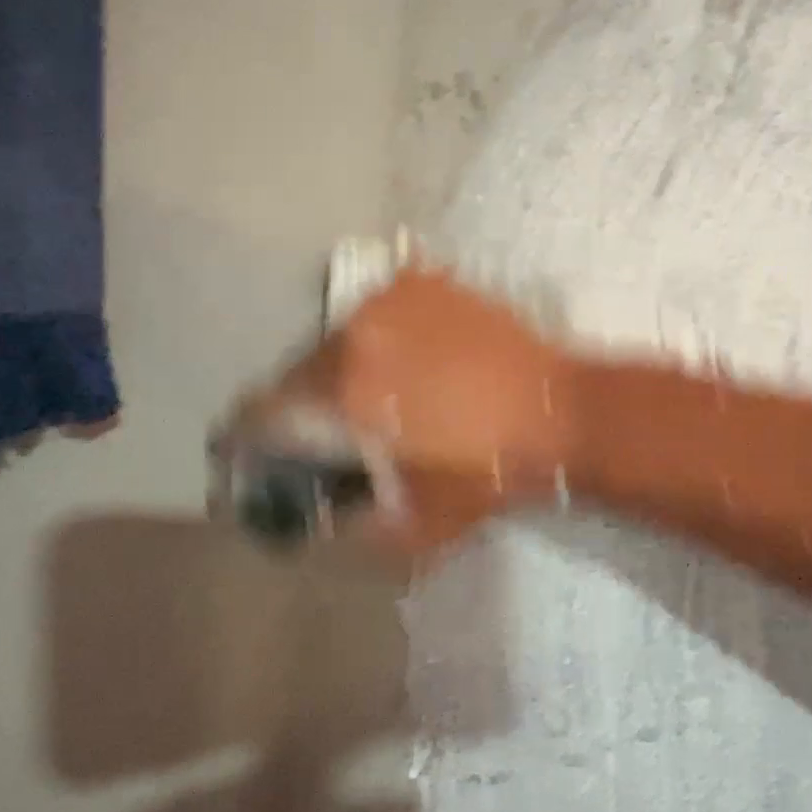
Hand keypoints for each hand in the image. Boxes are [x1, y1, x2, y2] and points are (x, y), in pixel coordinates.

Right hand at [215, 267, 575, 554]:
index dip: (248, 436)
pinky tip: (407, 358)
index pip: (261, 410)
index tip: (248, 449)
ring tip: (375, 392)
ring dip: (343, 365)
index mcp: (343, 394)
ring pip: (339, 336)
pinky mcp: (425, 282)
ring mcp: (391, 300)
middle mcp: (355, 335)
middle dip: (303, 402)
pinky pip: (378, 311)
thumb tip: (317, 522)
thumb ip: (354, 529)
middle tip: (328, 427)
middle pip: (298, 369)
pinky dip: (379, 335)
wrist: (563, 411)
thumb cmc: (490, 473)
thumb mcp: (419, 525)